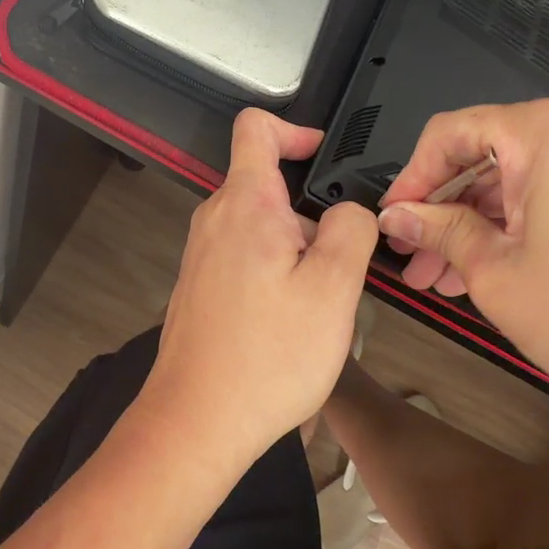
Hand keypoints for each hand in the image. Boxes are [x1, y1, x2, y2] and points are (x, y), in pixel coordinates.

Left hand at [139, 109, 379, 462]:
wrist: (197, 421)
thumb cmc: (267, 356)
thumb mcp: (334, 288)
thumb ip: (351, 230)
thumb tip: (349, 210)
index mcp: (245, 203)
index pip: (257, 127)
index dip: (295, 129)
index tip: (323, 158)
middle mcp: (215, 218)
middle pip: (266, 183)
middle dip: (309, 212)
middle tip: (338, 264)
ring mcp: (202, 252)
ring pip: (260, 224)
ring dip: (296, 248)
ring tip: (316, 303)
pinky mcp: (200, 284)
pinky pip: (244, 255)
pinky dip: (274, 271)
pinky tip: (288, 322)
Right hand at [376, 100, 548, 424]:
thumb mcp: (498, 274)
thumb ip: (440, 232)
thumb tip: (398, 217)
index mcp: (547, 131)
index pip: (450, 133)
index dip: (410, 178)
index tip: (391, 223)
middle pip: (487, 157)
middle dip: (444, 211)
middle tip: (415, 263)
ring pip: (521, 182)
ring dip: (479, 226)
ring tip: (446, 281)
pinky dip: (521, 229)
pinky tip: (495, 273)